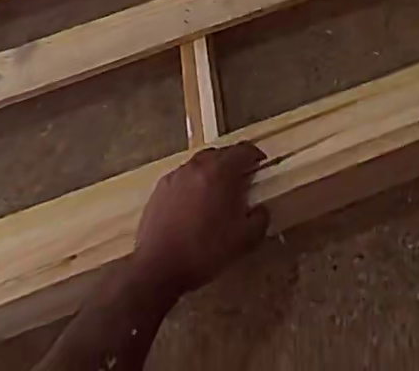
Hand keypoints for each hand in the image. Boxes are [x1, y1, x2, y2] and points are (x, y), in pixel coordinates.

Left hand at [129, 142, 269, 297]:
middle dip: (233, 163)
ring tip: (216, 194)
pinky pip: (184, 177)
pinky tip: (193, 205)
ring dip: (212, 172)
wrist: (157, 268)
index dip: (255, 155)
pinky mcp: (160, 187)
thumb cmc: (204, 252)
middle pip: (221, 153)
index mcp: (220, 171)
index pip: (243, 150)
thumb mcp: (243, 241)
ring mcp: (176, 174)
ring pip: (200, 163)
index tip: (261, 166)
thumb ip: (259, 220)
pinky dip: (193, 183)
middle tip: (241, 182)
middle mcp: (198, 165)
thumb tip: (261, 209)